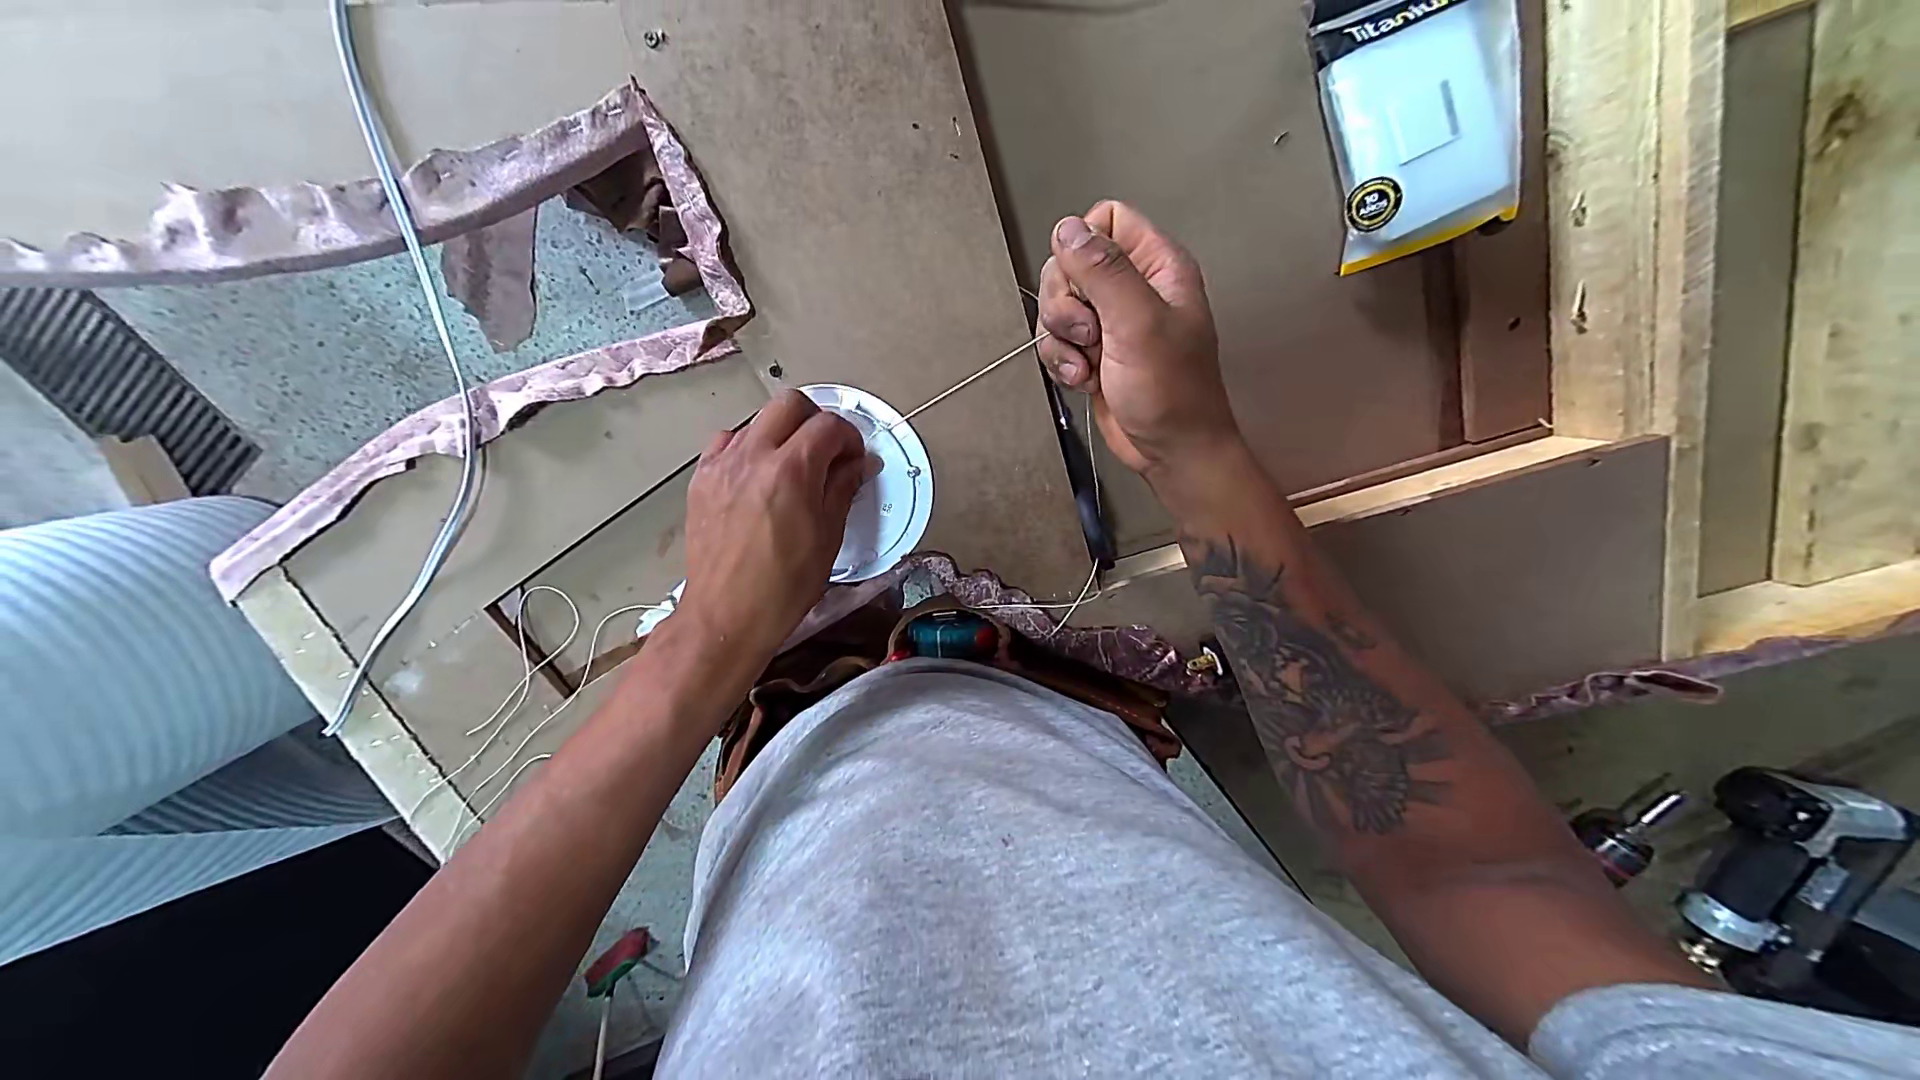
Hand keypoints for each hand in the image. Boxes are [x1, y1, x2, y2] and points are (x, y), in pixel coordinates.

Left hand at [674, 390, 866, 662]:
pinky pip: (728, 443)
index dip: (850, 438)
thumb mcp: (828, 536)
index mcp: (791, 470)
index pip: (829, 425)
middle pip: (790, 404)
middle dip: (816, 420)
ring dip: (783, 433)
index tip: (853, 458)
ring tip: (793, 466)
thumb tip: (856, 465)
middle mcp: (752, 457)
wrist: (727, 614)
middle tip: (827, 450)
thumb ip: (843, 488)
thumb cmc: (782, 586)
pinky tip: (759, 475)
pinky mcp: (702, 479)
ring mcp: (722, 465)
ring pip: (758, 419)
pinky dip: (750, 448)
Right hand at [1037, 201, 1240, 480]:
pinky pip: (1057, 340)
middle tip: (1090, 333)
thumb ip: (1104, 272)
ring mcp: (1109, 322)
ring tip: (1089, 362)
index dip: (1083, 248)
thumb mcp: (1139, 324)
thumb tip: (1068, 230)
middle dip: (1066, 304)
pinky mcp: (1092, 352)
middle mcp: (1132, 289)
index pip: (1105, 221)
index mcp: (1157, 267)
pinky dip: (1062, 361)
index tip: (1085, 285)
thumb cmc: (1174, 395)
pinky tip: (1085, 378)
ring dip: (1062, 339)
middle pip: (1070, 265)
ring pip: (1058, 307)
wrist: (1169, 449)